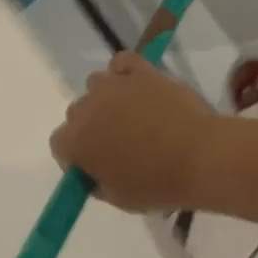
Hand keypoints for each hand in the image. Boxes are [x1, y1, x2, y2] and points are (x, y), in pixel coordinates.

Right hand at [49, 51, 218, 211]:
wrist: (198, 154)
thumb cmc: (157, 183)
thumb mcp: (116, 197)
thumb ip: (95, 179)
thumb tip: (93, 169)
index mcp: (78, 142)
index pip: (59, 142)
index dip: (75, 153)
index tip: (94, 162)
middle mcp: (90, 107)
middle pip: (77, 111)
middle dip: (91, 124)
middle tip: (115, 139)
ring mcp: (117, 84)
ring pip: (96, 83)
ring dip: (106, 97)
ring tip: (130, 111)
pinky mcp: (143, 69)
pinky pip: (122, 61)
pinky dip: (124, 71)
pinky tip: (136, 85)